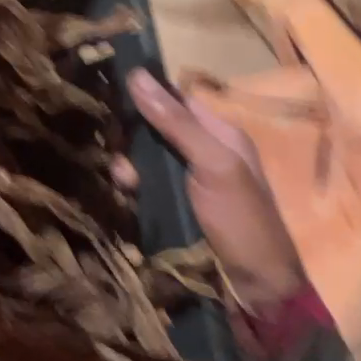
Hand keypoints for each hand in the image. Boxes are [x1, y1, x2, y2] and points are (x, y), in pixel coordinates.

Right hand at [126, 69, 306, 311]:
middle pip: (149, 123)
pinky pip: (136, 177)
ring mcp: (181, 176)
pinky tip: (125, 191)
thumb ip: (176, 121)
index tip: (108, 88)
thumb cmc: (242, 220)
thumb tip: (135, 73)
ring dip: (125, 161)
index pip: (172, 96)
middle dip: (129, 133)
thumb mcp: (215, 165)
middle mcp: (198, 149)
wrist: (252, 287)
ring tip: (126, 180)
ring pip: (137, 151)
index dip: (142, 91)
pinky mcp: (166, 199)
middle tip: (118, 145)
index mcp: (219, 133)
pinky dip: (127, 181)